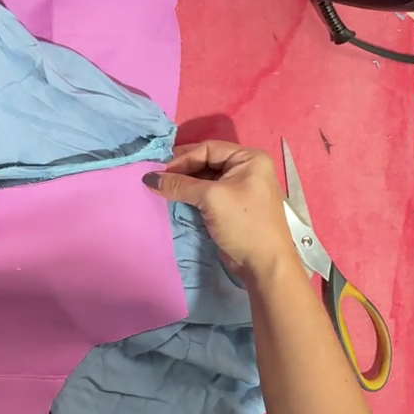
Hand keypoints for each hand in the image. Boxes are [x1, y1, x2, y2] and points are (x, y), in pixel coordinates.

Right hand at [143, 141, 296, 283]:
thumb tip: (148, 177)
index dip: (182, 159)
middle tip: (158, 178)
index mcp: (249, 158)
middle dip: (182, 170)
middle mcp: (246, 168)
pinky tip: (176, 198)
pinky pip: (208, 192)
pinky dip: (192, 194)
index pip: (208, 149)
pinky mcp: (233, 205)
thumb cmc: (243, 223)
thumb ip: (179, 185)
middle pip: (206, 161)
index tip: (159, 171)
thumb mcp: (211, 198)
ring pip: (205, 178)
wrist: (265, 264)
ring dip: (185, 183)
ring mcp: (240, 187)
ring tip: (163, 188)